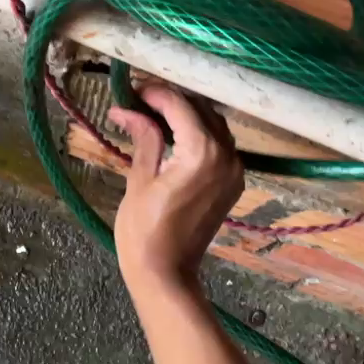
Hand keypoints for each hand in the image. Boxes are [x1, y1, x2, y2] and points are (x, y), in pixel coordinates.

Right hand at [109, 84, 243, 293]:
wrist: (165, 273)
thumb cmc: (143, 232)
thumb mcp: (139, 180)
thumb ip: (143, 138)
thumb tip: (128, 109)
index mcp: (202, 153)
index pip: (180, 107)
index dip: (154, 94)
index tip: (131, 90)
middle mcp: (227, 156)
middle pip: (201, 111)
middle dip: (171, 101)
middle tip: (139, 100)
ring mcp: (234, 170)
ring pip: (214, 126)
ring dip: (187, 115)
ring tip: (154, 115)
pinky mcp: (232, 183)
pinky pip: (219, 146)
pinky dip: (199, 135)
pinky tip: (174, 136)